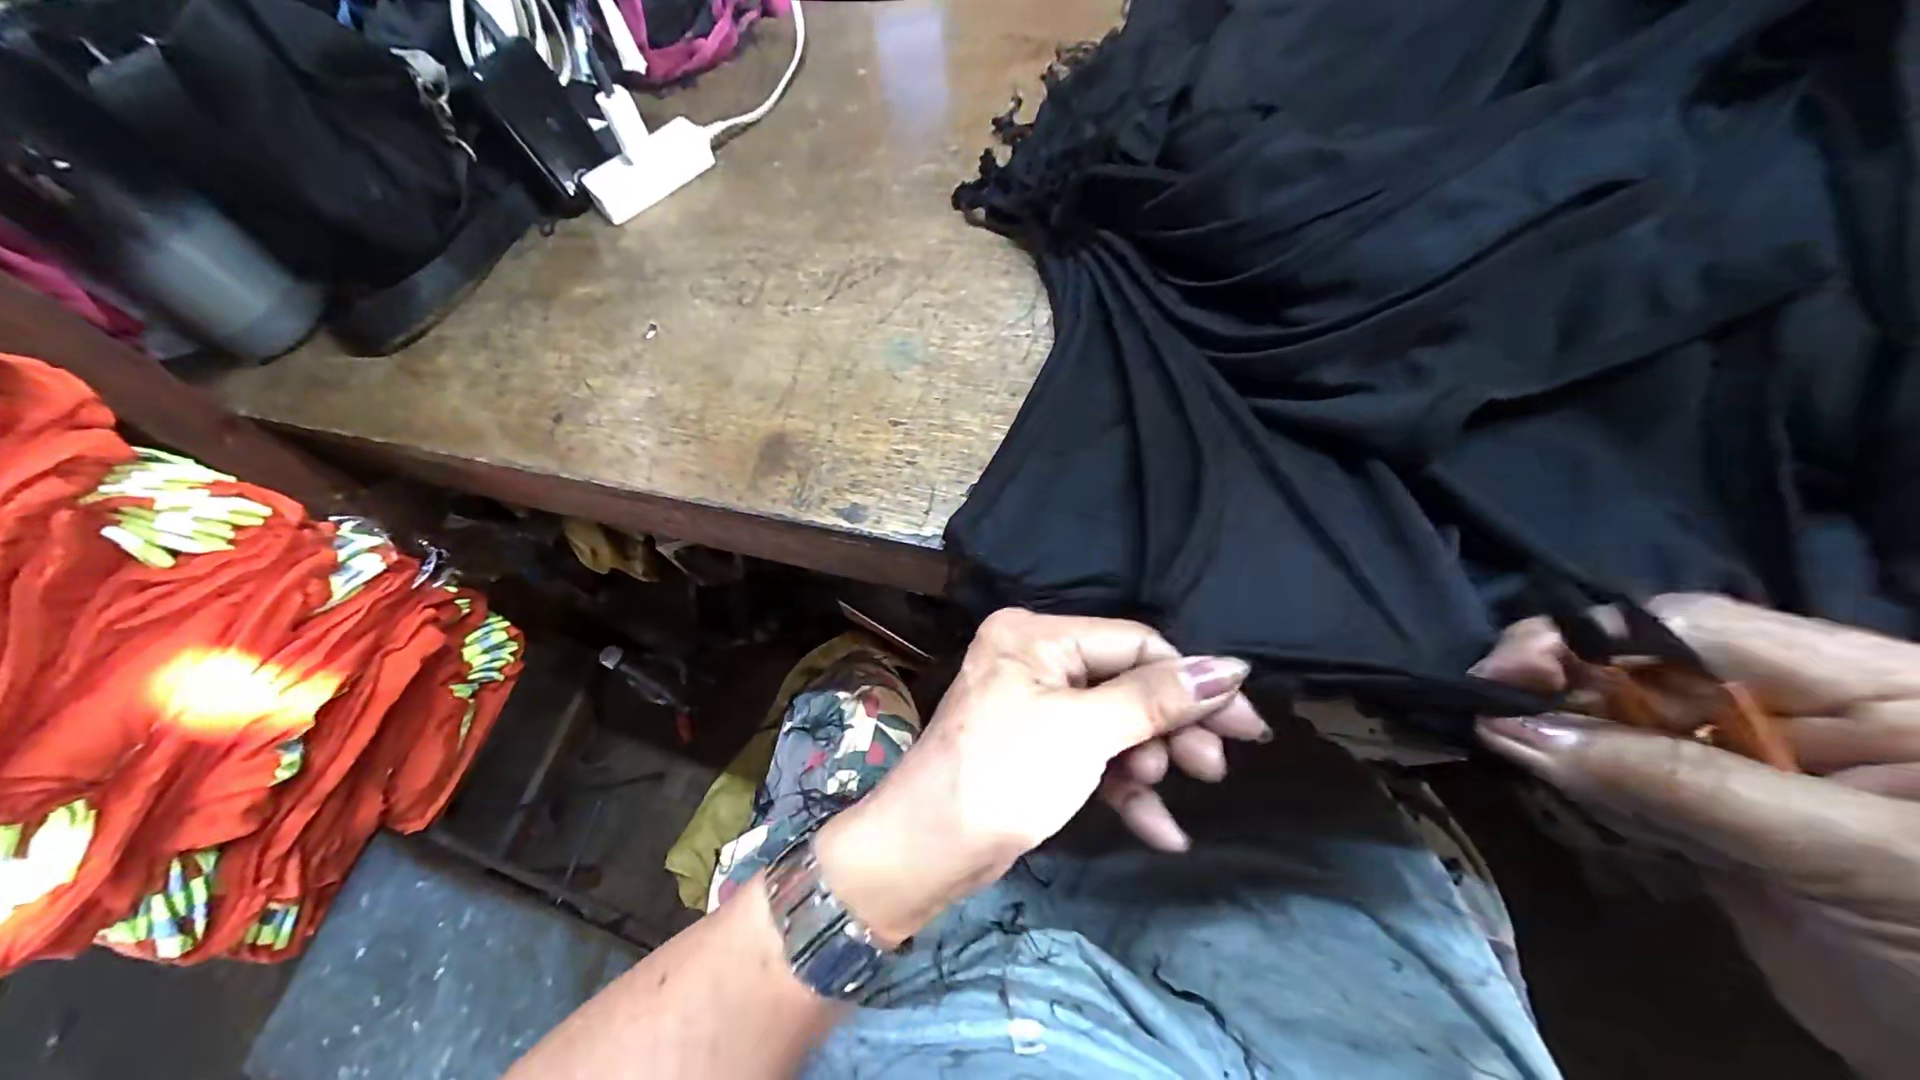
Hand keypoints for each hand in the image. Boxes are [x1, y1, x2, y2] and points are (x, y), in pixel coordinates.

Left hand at [813, 609, 1268, 945]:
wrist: (925, 853)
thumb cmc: (1001, 777)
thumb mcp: (1083, 732)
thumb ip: (1155, 698)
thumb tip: (1227, 667)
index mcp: (1036, 636)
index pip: (1134, 643)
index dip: (1190, 679)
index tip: (1245, 719)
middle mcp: (1034, 659)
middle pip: (1128, 682)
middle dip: (1173, 725)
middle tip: (1215, 765)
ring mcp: (1036, 706)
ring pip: (1116, 723)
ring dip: (1150, 759)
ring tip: (1179, 789)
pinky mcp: (1038, 749)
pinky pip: (1093, 756)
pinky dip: (1124, 788)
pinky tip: (1161, 830)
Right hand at [1473, 594, 1919, 1079]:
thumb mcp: (1847, 853)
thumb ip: (1677, 781)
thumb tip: (1512, 730)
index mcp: (1866, 690)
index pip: (1692, 628)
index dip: (1588, 639)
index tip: (1503, 674)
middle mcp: (1798, 714)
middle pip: (1639, 671)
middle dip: (1559, 691)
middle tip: (1488, 720)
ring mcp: (1750, 769)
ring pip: (1616, 726)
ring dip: (1558, 744)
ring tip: (1523, 771)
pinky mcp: (1710, 819)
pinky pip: (1619, 782)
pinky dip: (1579, 790)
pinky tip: (1560, 803)